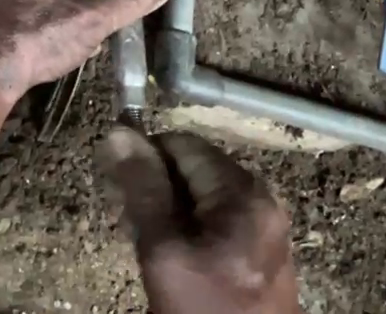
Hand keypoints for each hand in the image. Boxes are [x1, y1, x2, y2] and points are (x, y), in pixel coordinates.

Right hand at [100, 128, 300, 313]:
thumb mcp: (163, 252)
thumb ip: (142, 188)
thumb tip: (119, 131)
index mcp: (245, 194)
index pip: (182, 144)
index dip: (146, 158)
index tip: (120, 189)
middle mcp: (263, 200)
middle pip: (193, 166)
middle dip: (155, 186)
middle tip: (130, 221)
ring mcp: (266, 227)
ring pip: (200, 193)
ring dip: (167, 208)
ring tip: (147, 242)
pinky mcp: (261, 251)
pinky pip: (215, 218)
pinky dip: (187, 227)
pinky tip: (171, 254)